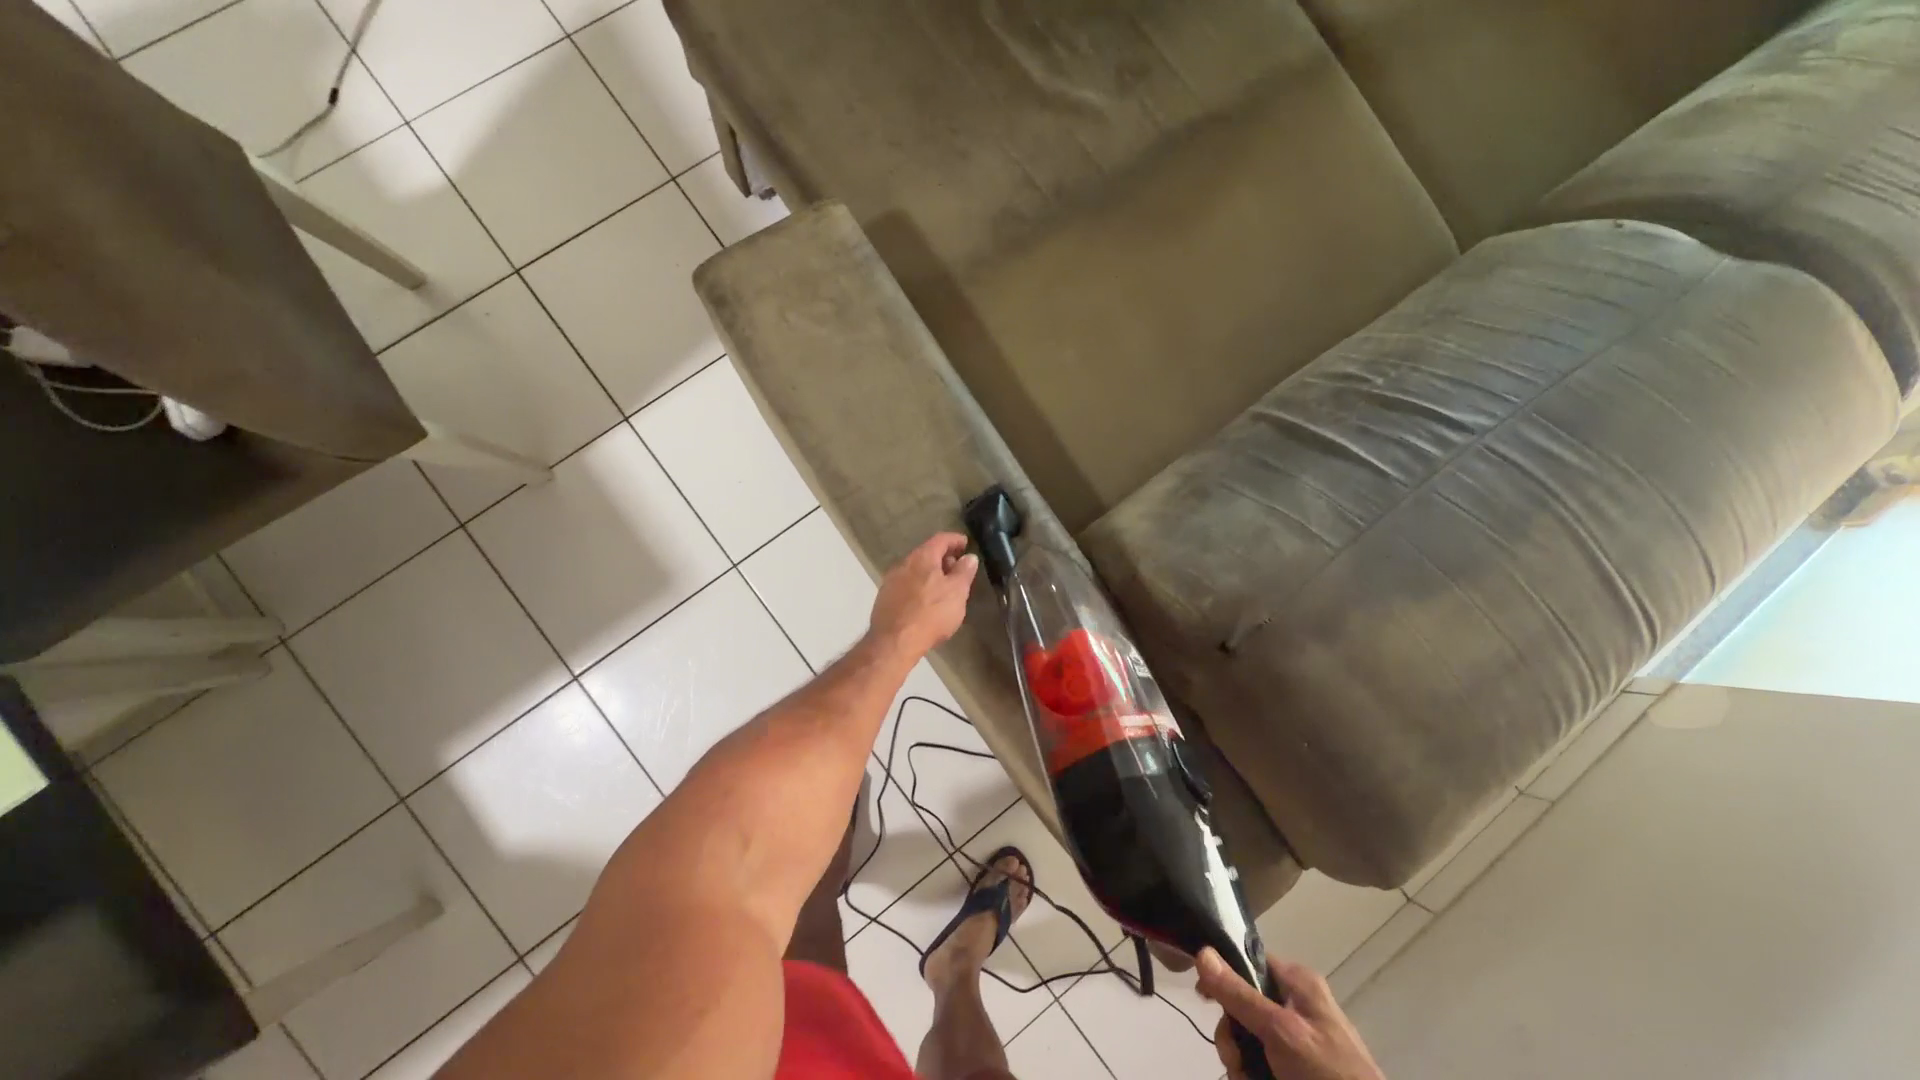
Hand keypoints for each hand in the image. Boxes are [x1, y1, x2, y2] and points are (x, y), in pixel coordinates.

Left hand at [867, 532, 978, 659]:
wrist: (894, 641)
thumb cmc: (931, 614)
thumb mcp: (956, 592)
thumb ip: (964, 572)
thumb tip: (969, 557)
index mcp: (922, 557)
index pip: (940, 539)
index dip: (955, 540)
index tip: (965, 544)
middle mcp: (903, 564)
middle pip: (926, 554)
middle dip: (942, 558)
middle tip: (957, 568)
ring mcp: (891, 581)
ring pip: (914, 570)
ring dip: (930, 573)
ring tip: (943, 587)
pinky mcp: (884, 598)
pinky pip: (906, 585)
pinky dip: (919, 586)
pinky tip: (925, 601)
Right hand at [1197, 949, 1385, 1079]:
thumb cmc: (1327, 1073)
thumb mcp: (1280, 1031)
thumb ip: (1240, 995)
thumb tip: (1202, 952)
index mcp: (1297, 984)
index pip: (1248, 962)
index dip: (1222, 976)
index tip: (1204, 998)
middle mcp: (1294, 1005)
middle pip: (1240, 1006)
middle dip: (1232, 1037)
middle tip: (1238, 1059)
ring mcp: (1293, 1038)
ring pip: (1244, 1039)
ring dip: (1239, 1062)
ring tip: (1250, 1079)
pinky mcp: (1291, 1066)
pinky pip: (1256, 1061)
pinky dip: (1250, 1074)